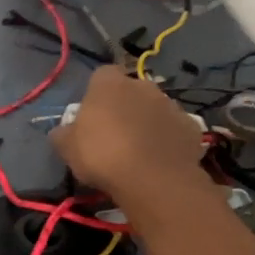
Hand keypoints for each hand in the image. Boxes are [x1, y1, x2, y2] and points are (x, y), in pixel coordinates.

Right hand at [50, 65, 208, 204]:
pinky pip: (173, 128)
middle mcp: (143, 86)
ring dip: (146, 121)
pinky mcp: (191, 126)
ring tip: (137, 148)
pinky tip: (158, 158)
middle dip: (124, 105)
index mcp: (109, 84)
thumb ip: (63, 133)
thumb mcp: (66, 148)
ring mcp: (171, 105)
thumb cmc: (102, 155)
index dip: (96, 92)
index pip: (102, 75)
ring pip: (154, 108)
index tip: (91, 112)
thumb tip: (62, 131)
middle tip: (112, 131)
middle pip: (131, 90)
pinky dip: (166, 138)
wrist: (153, 179)